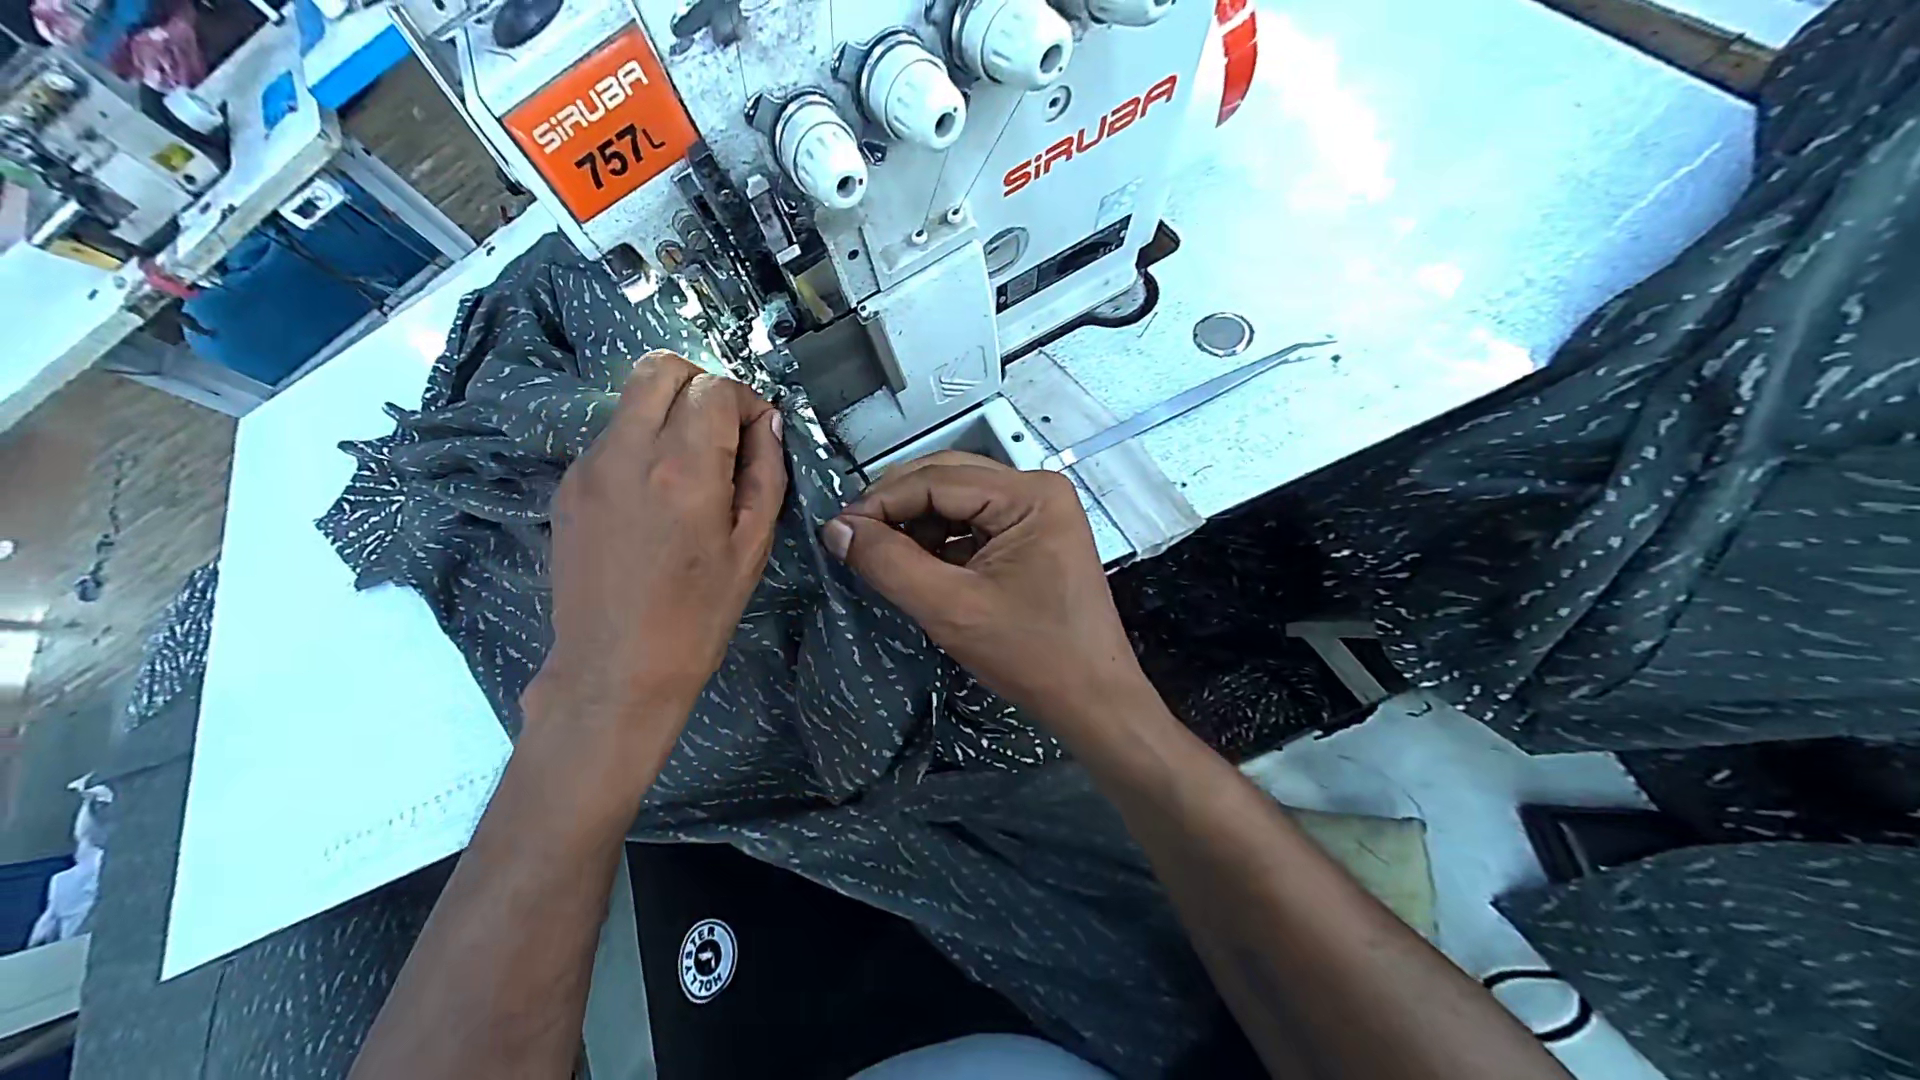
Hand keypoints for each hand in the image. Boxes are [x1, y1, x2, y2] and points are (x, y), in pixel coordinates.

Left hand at [523, 351, 786, 766]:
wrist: (615, 667)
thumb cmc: (699, 613)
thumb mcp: (752, 546)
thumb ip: (766, 473)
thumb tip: (767, 424)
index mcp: (682, 469)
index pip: (715, 389)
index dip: (746, 401)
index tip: (759, 433)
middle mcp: (627, 452)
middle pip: (660, 368)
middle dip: (702, 384)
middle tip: (725, 429)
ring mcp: (588, 466)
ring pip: (632, 400)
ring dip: (671, 413)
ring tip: (693, 466)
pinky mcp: (568, 486)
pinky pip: (612, 437)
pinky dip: (643, 442)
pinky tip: (657, 495)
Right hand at [821, 452, 1146, 735]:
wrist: (1092, 700)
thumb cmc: (1032, 654)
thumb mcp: (950, 608)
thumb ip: (888, 563)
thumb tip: (837, 529)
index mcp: (1030, 494)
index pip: (938, 479)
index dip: (881, 500)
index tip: (838, 530)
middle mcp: (1037, 489)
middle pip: (948, 479)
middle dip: (897, 507)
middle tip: (854, 538)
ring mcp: (1038, 512)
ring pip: (957, 501)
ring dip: (916, 525)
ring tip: (884, 556)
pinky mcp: (1032, 537)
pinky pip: (973, 524)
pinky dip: (940, 541)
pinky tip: (919, 566)